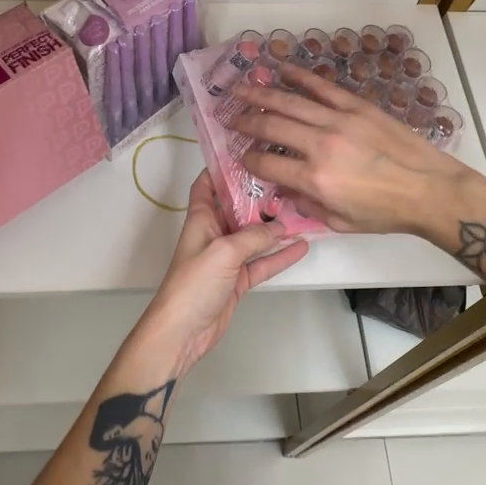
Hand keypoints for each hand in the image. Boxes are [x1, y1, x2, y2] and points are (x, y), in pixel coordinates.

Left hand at [132, 172, 310, 376]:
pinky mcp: (238, 279)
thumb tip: (281, 226)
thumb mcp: (224, 252)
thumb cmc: (194, 283)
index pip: (207, 183)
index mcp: (201, 218)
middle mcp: (214, 233)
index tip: (248, 153)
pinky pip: (262, 262)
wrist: (183, 331)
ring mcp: (227, 257)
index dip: (222, 167)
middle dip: (259, 195)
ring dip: (275, 226)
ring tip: (301, 210)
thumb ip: (254, 236)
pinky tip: (302, 246)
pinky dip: (280, 255)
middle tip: (288, 179)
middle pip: (238, 207)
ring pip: (255, 235)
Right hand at [231, 63, 485, 238]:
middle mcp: (320, 145)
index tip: (242, 157)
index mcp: (315, 179)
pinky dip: (299, 77)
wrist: (430, 189)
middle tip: (228, 118)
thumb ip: (306, 205)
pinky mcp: (357, 106)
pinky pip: (322, 87)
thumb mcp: (340, 221)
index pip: (266, 165)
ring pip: (290, 102)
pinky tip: (281, 70)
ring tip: (239, 89)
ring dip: (260, 94)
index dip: (248, 161)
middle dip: (244, 122)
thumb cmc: (385, 212)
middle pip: (270, 126)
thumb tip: (284, 190)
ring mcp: (339, 120)